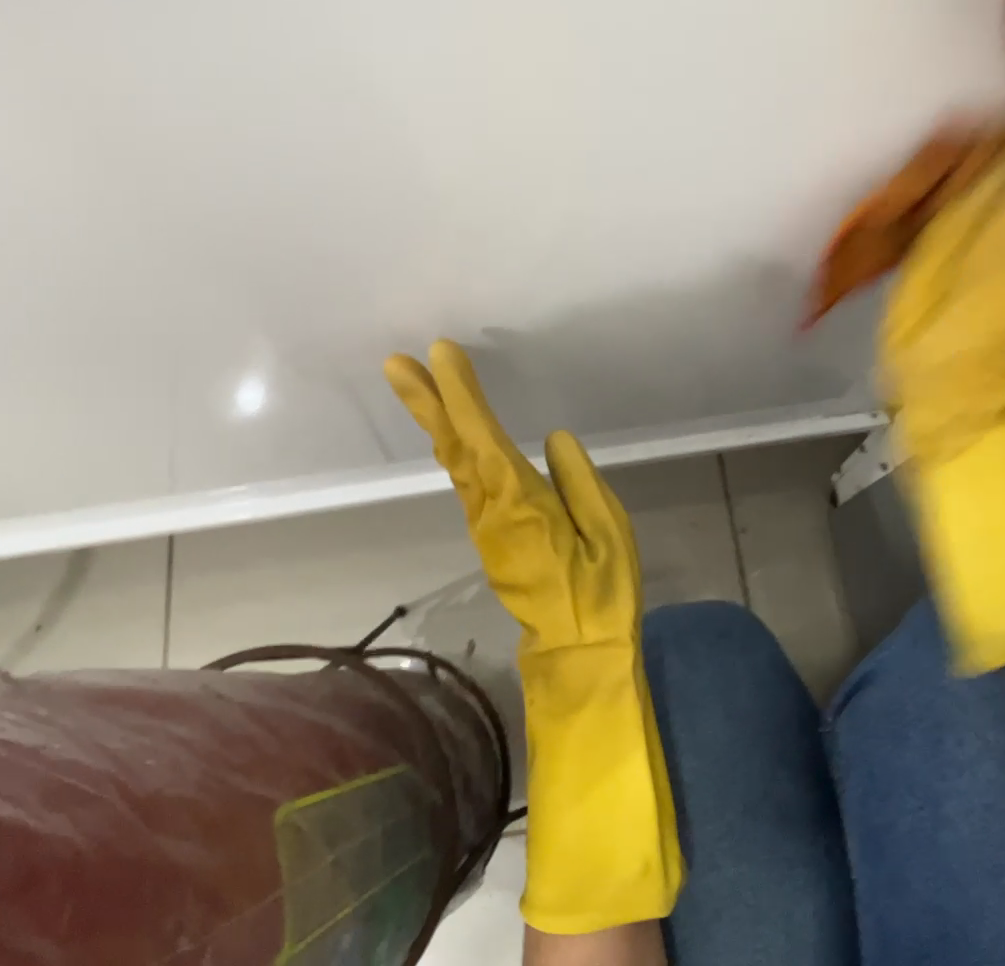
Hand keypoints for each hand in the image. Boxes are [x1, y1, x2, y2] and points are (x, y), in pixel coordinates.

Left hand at [385, 341, 682, 935]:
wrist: (578, 651)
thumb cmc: (600, 593)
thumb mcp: (609, 531)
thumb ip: (578, 480)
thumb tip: (551, 440)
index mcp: (521, 504)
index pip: (483, 437)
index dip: (460, 394)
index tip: (441, 354)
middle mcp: (490, 510)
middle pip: (453, 446)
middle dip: (425, 401)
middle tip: (396, 362)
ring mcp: (484, 525)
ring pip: (454, 462)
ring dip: (435, 420)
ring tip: (414, 382)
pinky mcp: (490, 536)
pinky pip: (466, 480)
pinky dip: (453, 446)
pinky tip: (452, 433)